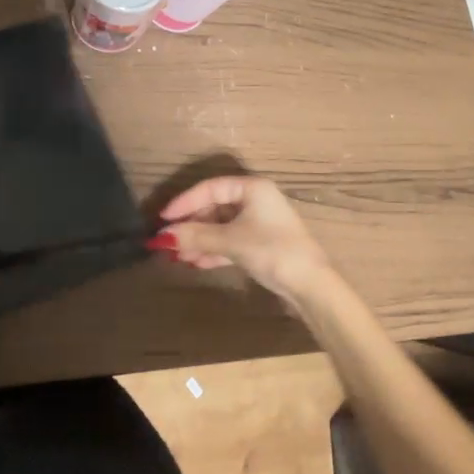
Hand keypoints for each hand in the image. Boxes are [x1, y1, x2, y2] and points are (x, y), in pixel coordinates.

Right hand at [151, 175, 334, 307]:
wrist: (311, 285)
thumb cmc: (272, 250)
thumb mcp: (231, 241)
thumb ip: (196, 237)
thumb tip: (162, 237)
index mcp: (252, 188)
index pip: (210, 188)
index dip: (185, 202)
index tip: (164, 218)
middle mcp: (255, 200)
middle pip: (214, 208)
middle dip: (192, 226)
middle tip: (170, 242)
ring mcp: (258, 223)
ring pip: (220, 227)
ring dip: (200, 241)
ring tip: (179, 257)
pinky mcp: (260, 244)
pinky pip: (229, 241)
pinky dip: (213, 250)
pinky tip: (196, 263)